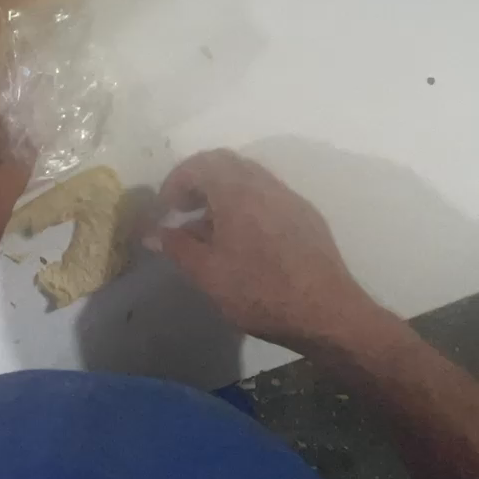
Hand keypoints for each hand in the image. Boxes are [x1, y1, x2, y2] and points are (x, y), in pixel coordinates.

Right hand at [152, 149, 395, 354]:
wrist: (329, 315)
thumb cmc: (260, 291)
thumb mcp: (208, 274)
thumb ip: (176, 247)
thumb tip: (150, 232)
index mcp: (237, 191)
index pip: (199, 164)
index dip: (175, 181)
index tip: (164, 209)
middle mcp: (264, 185)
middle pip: (224, 163)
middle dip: (197, 181)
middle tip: (183, 210)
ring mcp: (289, 198)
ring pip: (248, 177)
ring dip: (222, 192)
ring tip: (209, 227)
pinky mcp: (306, 216)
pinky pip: (267, 195)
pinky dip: (245, 203)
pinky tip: (243, 238)